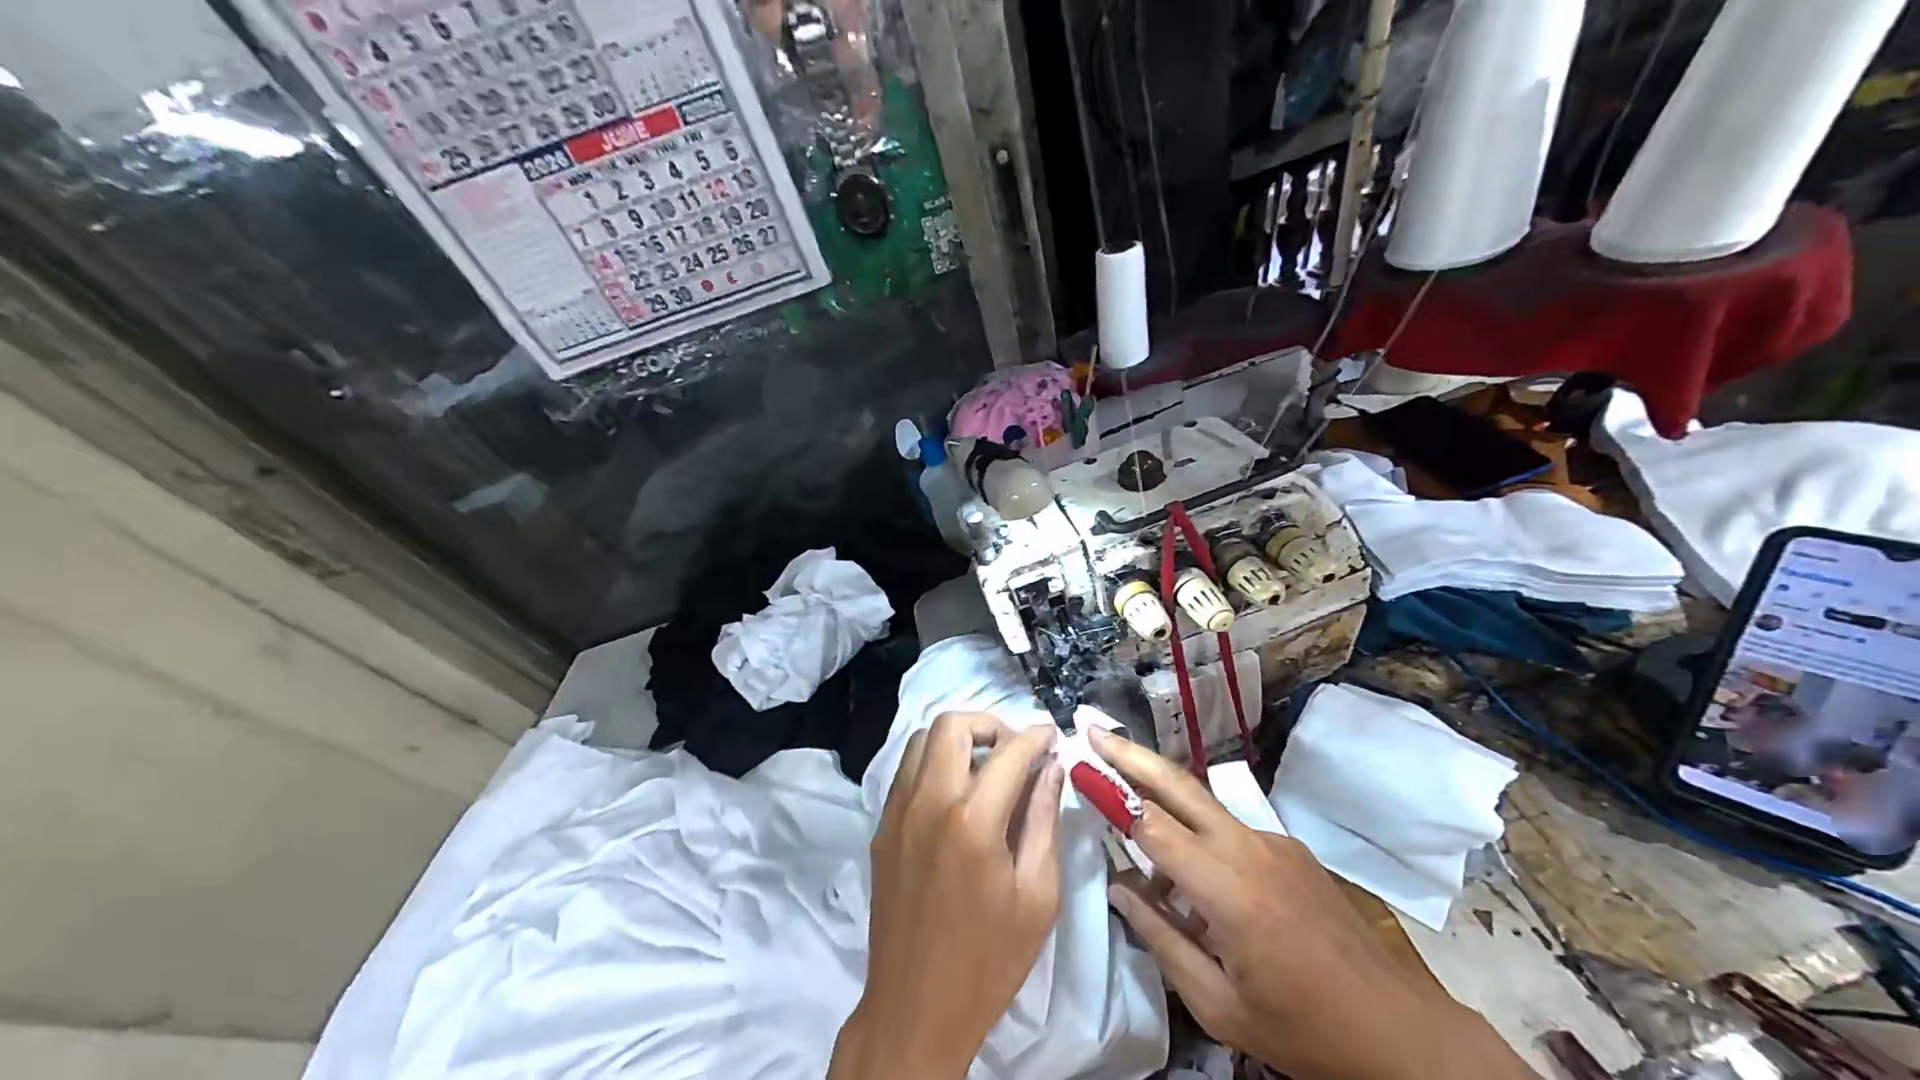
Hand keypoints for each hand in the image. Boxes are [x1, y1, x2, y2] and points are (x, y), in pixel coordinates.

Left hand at [828, 713, 1066, 1079]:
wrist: (915, 1006)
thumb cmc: (988, 958)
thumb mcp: (1037, 895)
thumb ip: (1043, 820)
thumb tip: (1050, 768)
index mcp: (972, 821)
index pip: (1009, 751)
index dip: (1036, 736)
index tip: (1051, 736)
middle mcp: (927, 802)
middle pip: (952, 725)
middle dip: (990, 724)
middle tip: (1015, 751)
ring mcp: (896, 812)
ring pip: (921, 740)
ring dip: (957, 740)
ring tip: (985, 768)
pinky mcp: (880, 827)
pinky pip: (906, 771)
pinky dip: (933, 763)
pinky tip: (956, 794)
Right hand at [1090, 727, 1535, 1079]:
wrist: (1401, 1031)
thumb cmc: (1304, 1029)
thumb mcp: (1220, 1004)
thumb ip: (1162, 939)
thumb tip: (1120, 888)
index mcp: (1230, 891)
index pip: (1154, 826)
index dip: (1111, 793)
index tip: (1076, 765)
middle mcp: (1251, 849)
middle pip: (1179, 785)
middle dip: (1131, 753)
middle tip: (1092, 728)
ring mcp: (1275, 843)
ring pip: (1202, 806)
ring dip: (1160, 799)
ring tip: (1134, 844)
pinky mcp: (1289, 850)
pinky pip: (1228, 831)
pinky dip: (1196, 839)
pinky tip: (1192, 886)